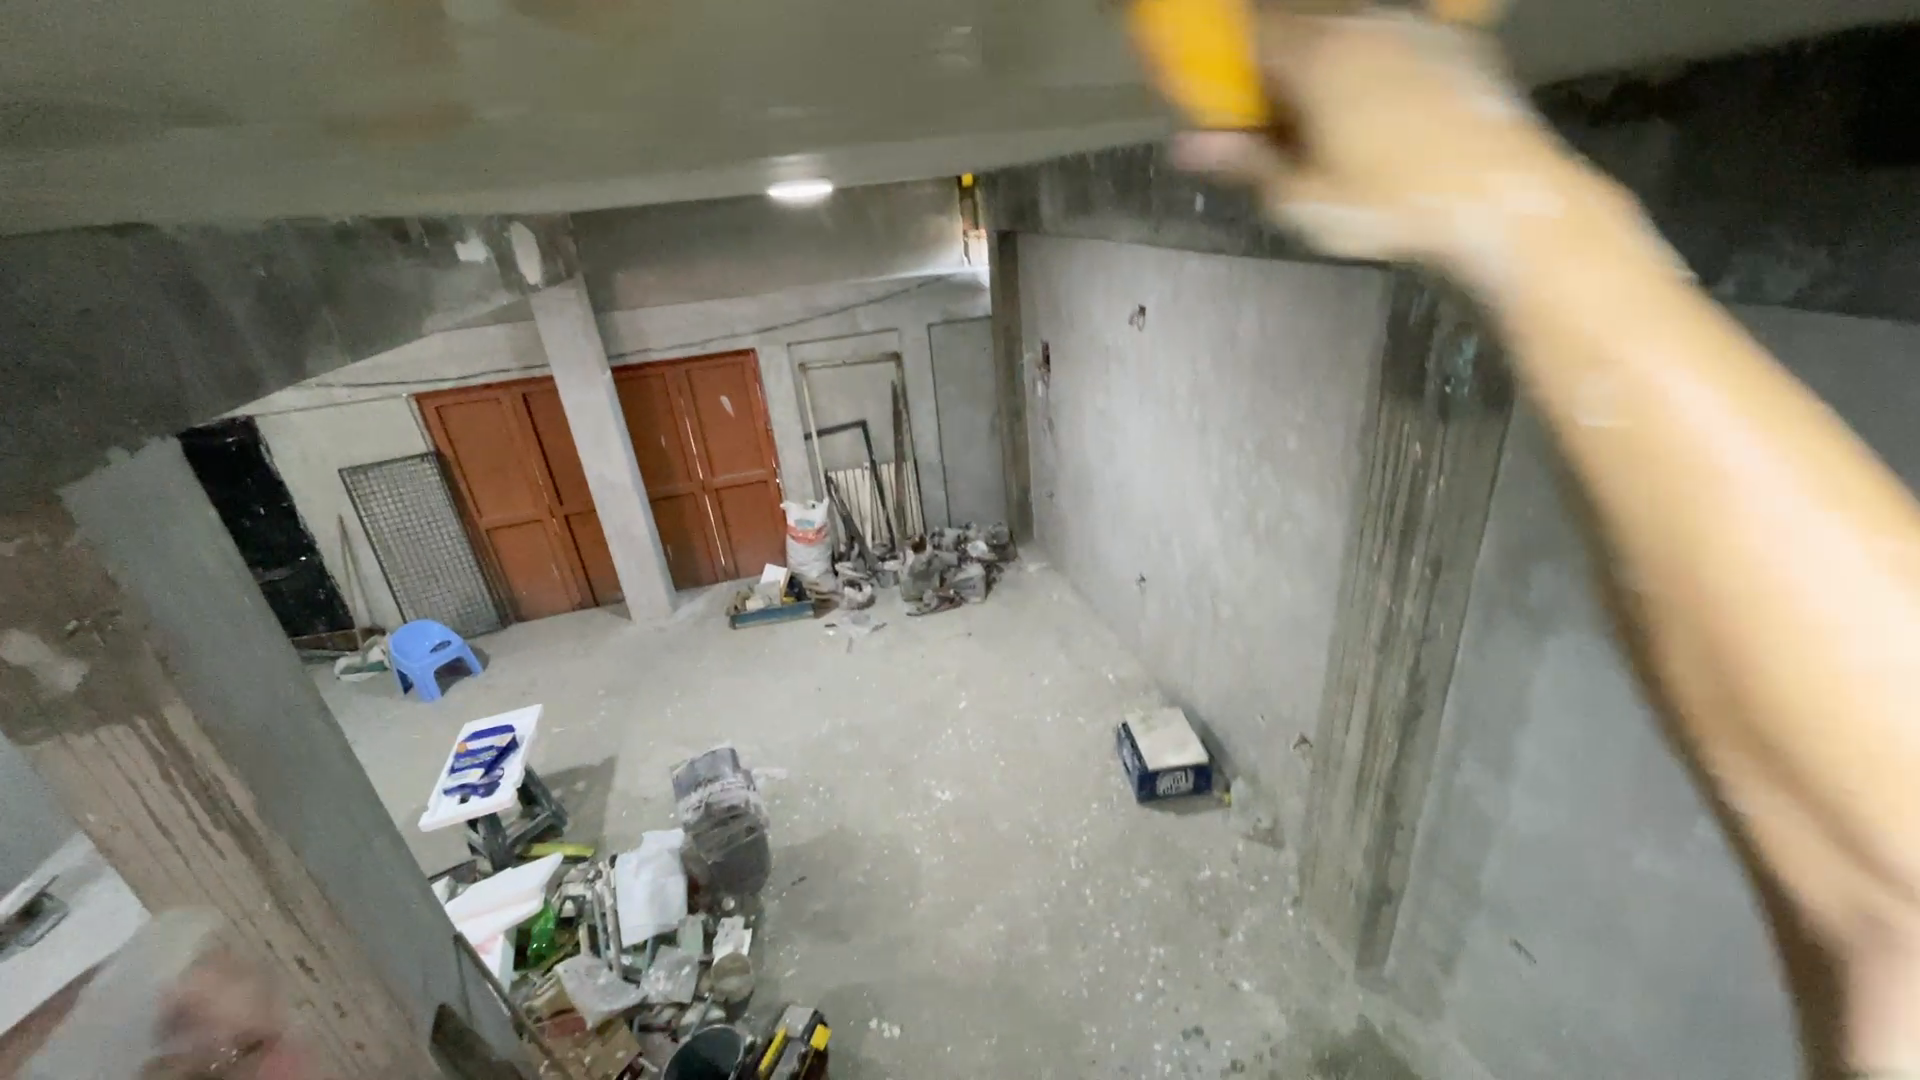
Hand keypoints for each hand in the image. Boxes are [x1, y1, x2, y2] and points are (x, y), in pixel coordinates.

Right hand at [1171, 8, 1588, 289]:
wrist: (1499, 197)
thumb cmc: (1388, 205)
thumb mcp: (1300, 196)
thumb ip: (1242, 161)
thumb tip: (1185, 146)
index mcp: (1317, 57)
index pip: (1251, 34)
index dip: (1226, 64)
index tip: (1221, 99)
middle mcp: (1362, 24)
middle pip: (1296, 26)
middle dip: (1273, 66)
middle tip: (1271, 122)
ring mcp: (1412, 27)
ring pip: (1343, 30)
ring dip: (1320, 66)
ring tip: (1323, 124)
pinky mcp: (1452, 42)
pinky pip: (1387, 39)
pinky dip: (1365, 66)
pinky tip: (1373, 113)